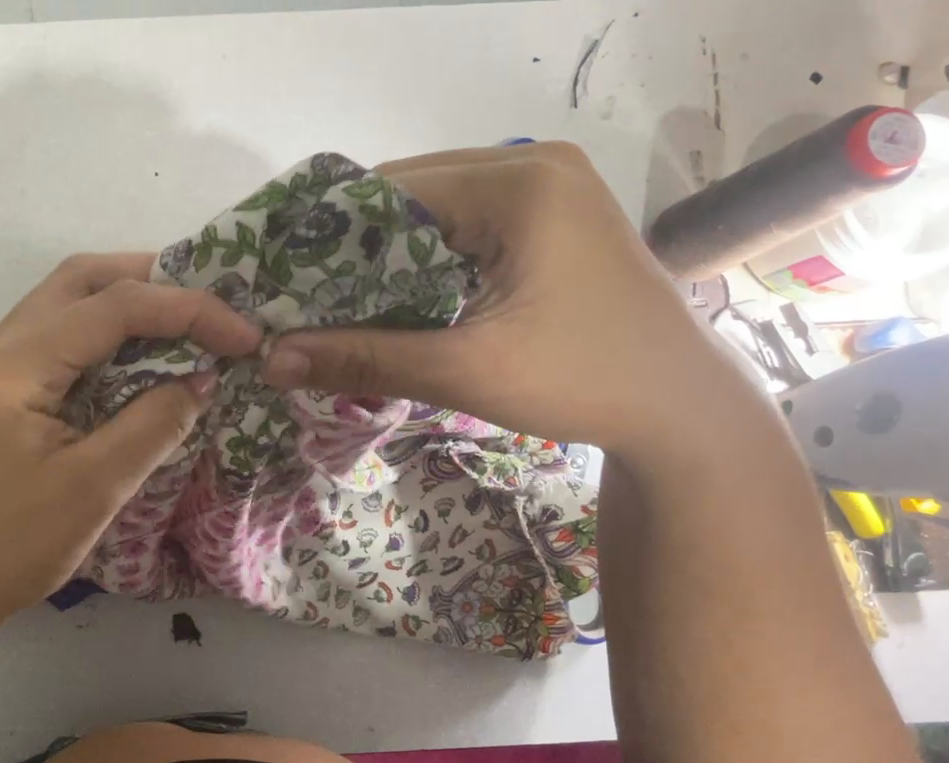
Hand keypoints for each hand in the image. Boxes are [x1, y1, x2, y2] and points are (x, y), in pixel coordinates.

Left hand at [0, 253, 261, 640]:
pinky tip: (144, 354)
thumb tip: (203, 379)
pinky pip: (60, 339)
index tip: (243, 335)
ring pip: (68, 302)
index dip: (186, 310)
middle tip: (213, 305)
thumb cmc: (19, 544)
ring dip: (129, 302)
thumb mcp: (96, 487)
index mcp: (14, 366)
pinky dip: (107, 335)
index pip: (111, 306)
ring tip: (189, 321)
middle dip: (153, 280)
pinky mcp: (3, 391)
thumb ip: (154, 424)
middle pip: (81, 280)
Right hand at [259, 142, 760, 460]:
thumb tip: (269, 360)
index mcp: (517, 185)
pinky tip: (383, 304)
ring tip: (324, 307)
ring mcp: (544, 192)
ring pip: (426, 214)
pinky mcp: (545, 223)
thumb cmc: (582, 380)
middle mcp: (530, 168)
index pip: (387, 190)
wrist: (680, 408)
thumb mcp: (464, 370)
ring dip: (376, 261)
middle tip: (292, 303)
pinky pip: (456, 230)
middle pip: (404, 196)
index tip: (274, 286)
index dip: (323, 238)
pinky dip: (413, 265)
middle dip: (345, 252)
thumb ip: (363, 358)